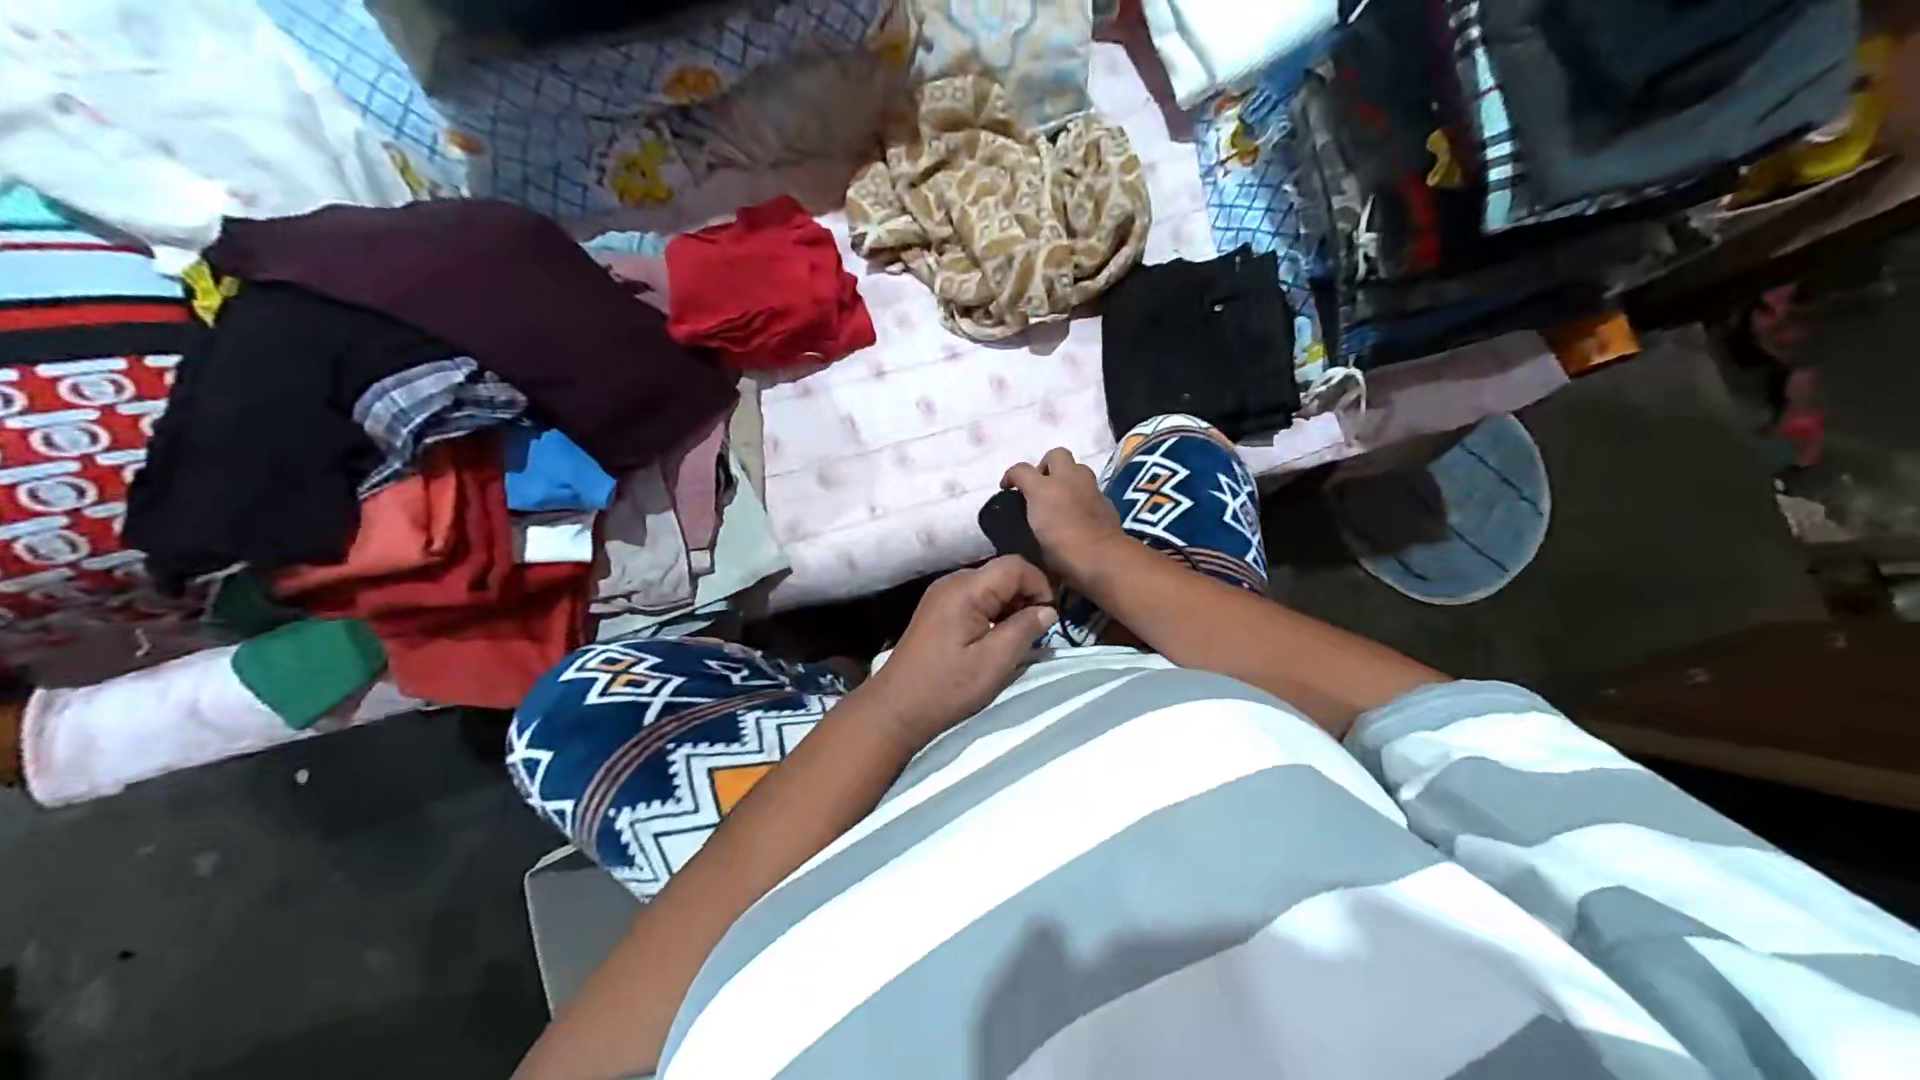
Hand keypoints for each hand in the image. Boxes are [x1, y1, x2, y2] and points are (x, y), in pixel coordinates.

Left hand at [862, 556, 1057, 749]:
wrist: (897, 707)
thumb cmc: (947, 686)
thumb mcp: (994, 661)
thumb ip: (1024, 629)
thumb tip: (1048, 610)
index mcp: (966, 589)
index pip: (1015, 565)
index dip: (1040, 585)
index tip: (1050, 617)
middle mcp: (952, 582)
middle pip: (1002, 573)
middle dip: (1025, 596)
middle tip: (1036, 630)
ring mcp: (942, 594)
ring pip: (989, 585)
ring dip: (1010, 606)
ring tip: (1017, 637)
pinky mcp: (937, 609)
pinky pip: (974, 598)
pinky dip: (992, 612)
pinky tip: (995, 638)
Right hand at [1002, 448, 1129, 590]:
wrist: (1100, 558)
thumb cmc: (1060, 553)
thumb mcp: (1032, 539)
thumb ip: (1028, 521)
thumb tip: (1029, 520)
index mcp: (1043, 489)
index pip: (1020, 470)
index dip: (1010, 477)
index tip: (1008, 488)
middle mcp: (1067, 480)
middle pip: (1056, 454)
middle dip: (1046, 466)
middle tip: (1041, 486)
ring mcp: (1090, 487)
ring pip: (1078, 468)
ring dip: (1068, 477)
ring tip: (1062, 497)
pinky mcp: (1106, 500)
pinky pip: (1091, 489)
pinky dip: (1083, 495)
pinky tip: (1079, 512)